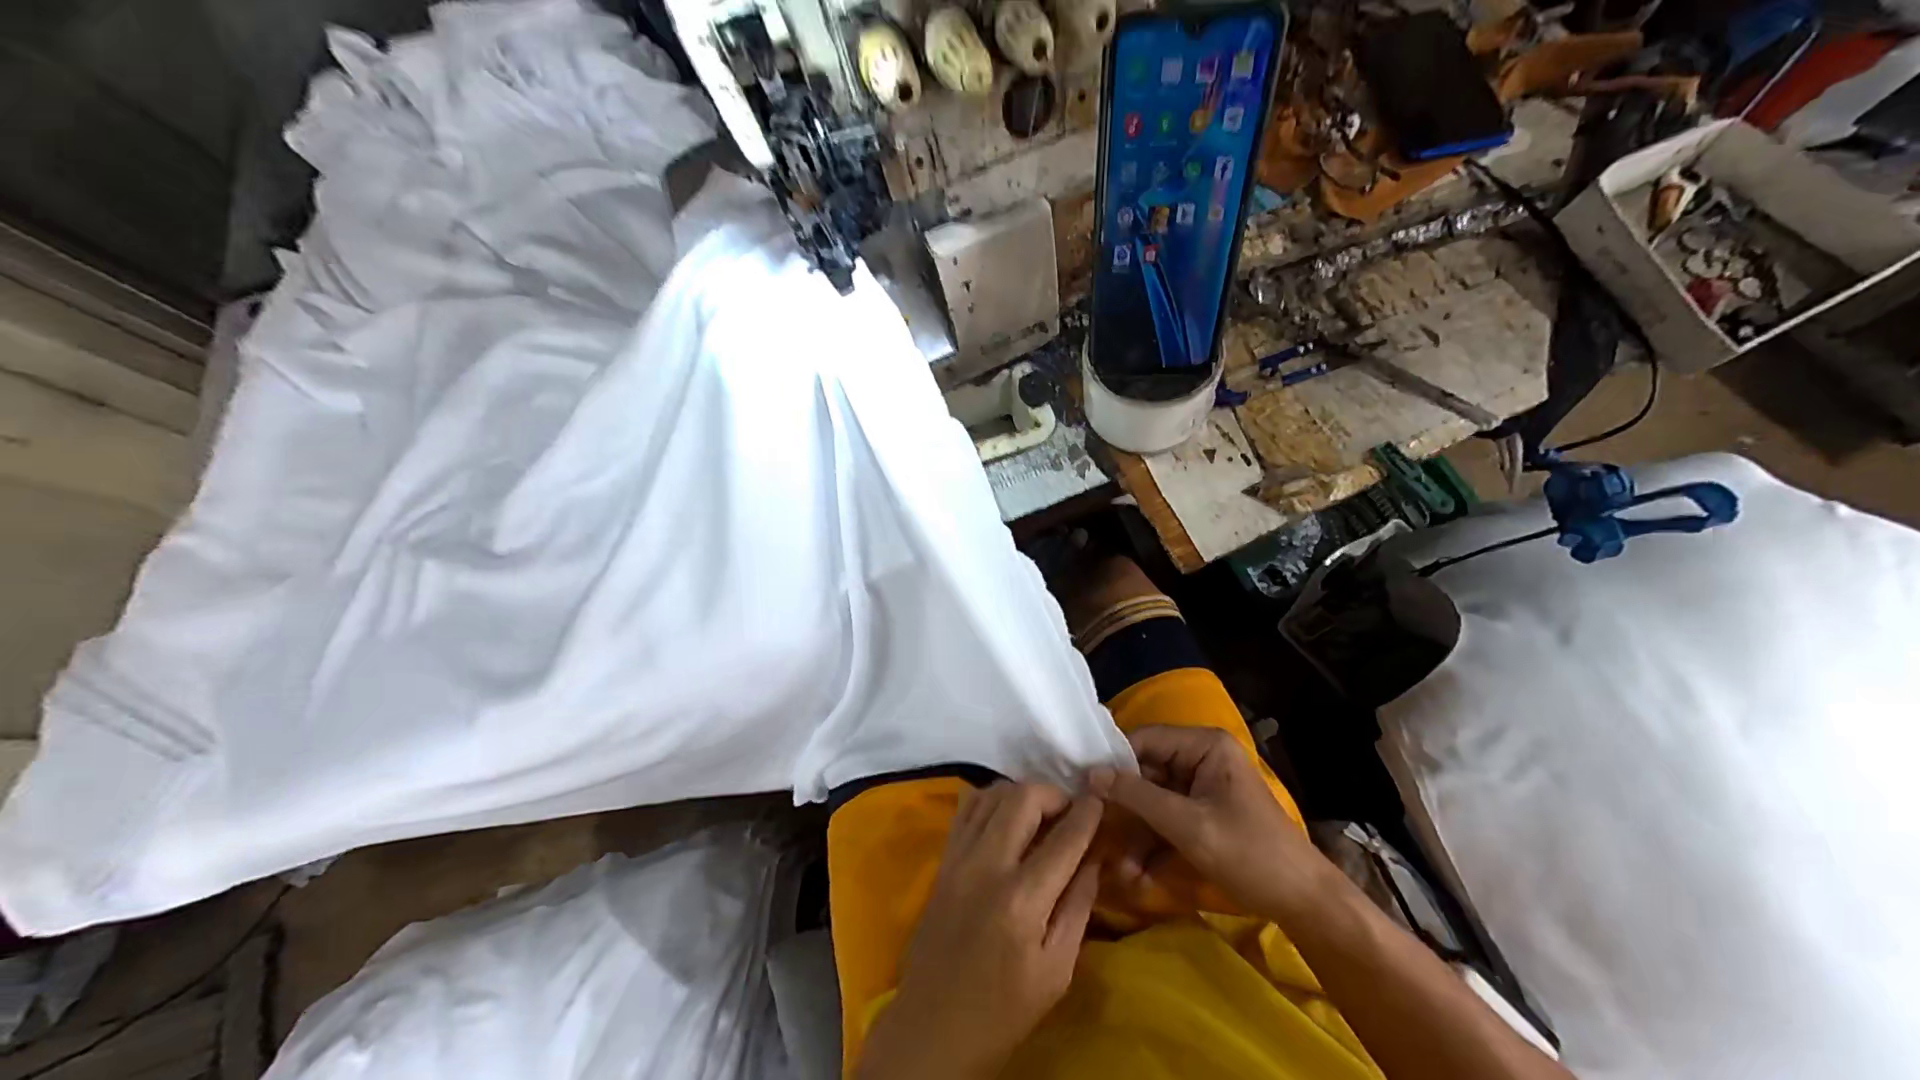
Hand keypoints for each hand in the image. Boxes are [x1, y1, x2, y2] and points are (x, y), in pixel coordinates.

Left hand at [858, 782, 1103, 1079]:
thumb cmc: (1005, 1009)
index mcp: (1022, 900)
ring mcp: (959, 859)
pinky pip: (966, 809)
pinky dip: (991, 802)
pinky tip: (1006, 819)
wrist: (934, 1026)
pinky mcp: (942, 861)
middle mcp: (987, 866)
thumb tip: (1093, 857)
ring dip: (1021, 795)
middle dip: (1054, 794)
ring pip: (992, 794)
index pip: (1064, 838)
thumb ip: (1078, 906)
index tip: (1099, 802)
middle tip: (1069, 813)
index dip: (1087, 813)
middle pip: (1023, 798)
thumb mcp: (1057, 970)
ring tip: (1040, 815)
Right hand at [1089, 725, 1338, 922]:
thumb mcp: (1188, 825)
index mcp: (1204, 745)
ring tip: (1117, 865)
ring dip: (1134, 832)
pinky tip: (1135, 873)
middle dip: (1122, 805)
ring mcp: (1201, 787)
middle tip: (1091, 826)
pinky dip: (1151, 842)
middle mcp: (1200, 757)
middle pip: (1145, 770)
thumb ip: (1138, 796)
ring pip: (1151, 799)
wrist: (1304, 902)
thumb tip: (1091, 774)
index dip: (1112, 761)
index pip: (1144, 740)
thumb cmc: (1249, 854)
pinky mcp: (1201, 814)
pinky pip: (1165, 818)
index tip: (1081, 785)